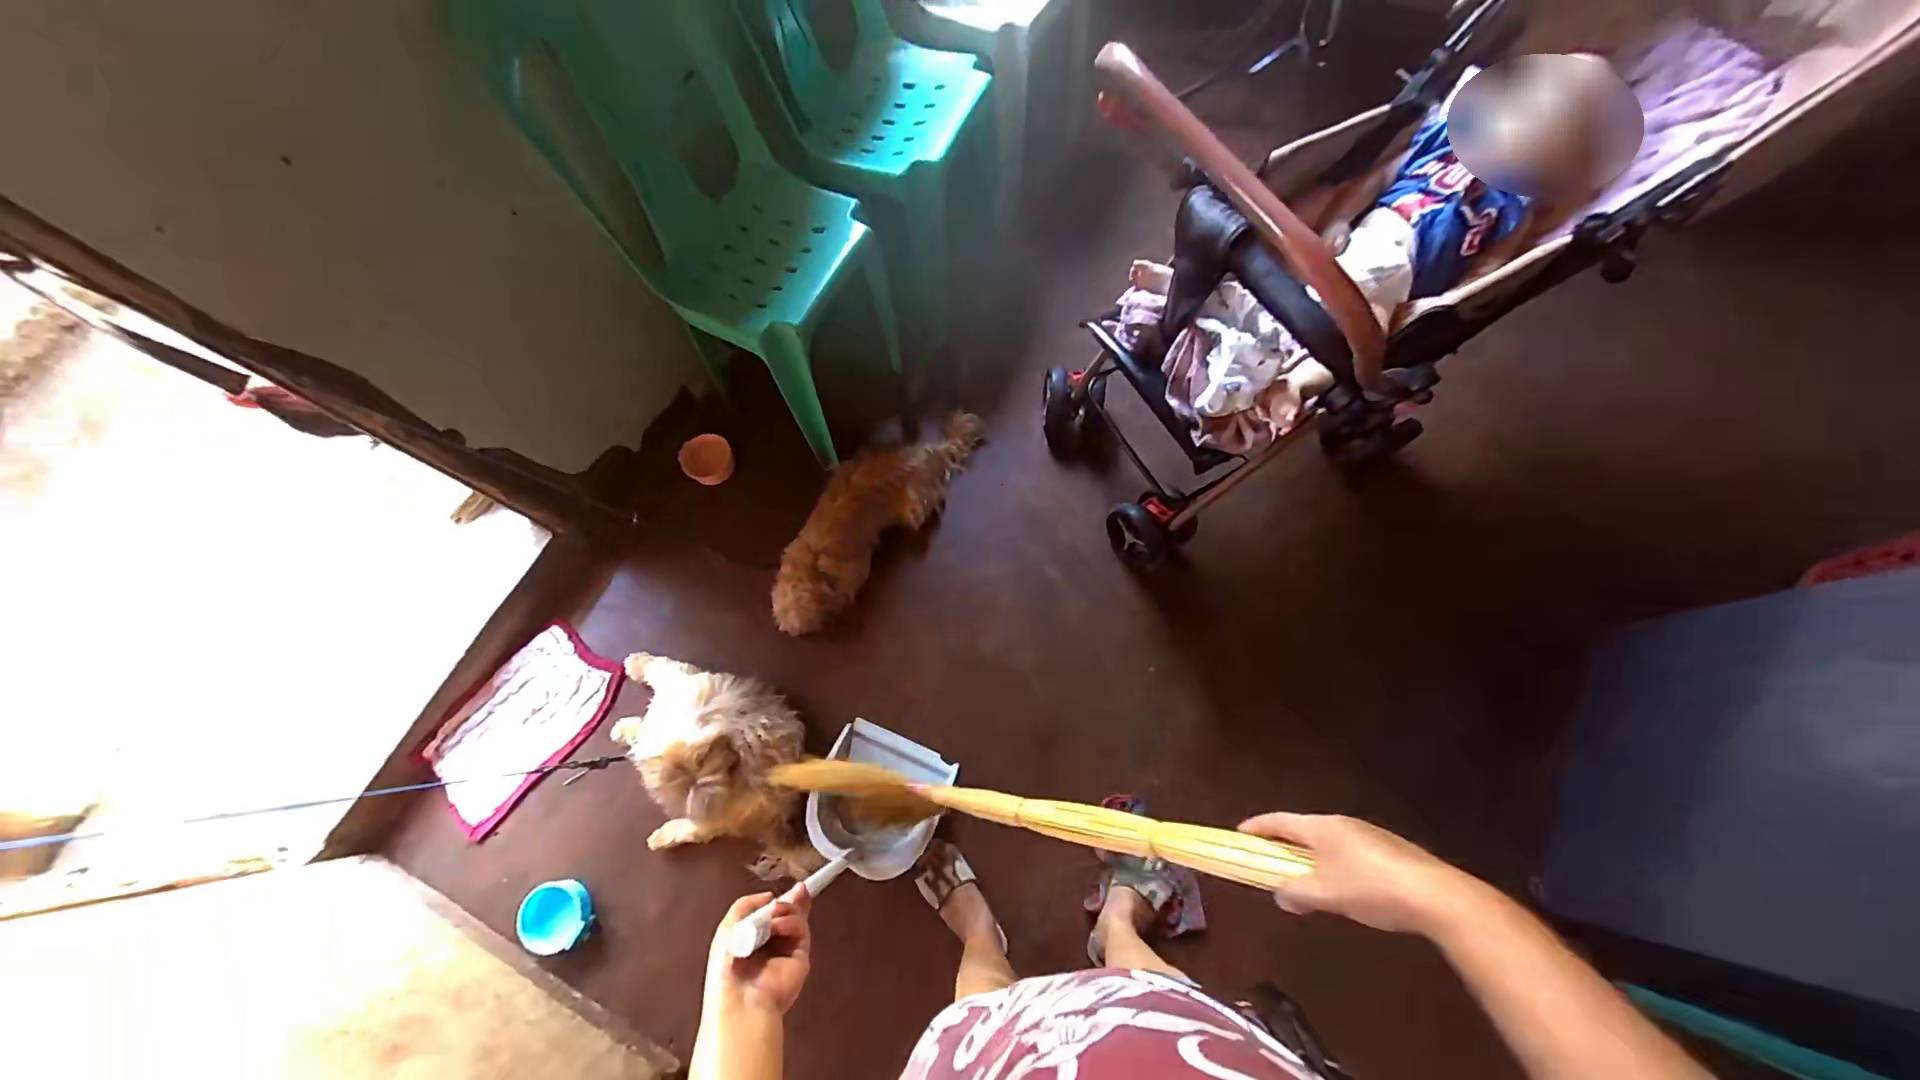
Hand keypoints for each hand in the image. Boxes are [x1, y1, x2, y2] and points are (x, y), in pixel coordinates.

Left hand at [704, 889, 812, 1016]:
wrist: (742, 1001)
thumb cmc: (726, 968)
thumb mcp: (726, 931)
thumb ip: (744, 906)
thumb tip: (769, 896)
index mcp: (751, 940)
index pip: (768, 915)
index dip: (774, 901)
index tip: (778, 891)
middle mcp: (771, 945)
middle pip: (788, 914)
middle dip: (791, 900)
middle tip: (797, 890)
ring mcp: (787, 950)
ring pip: (795, 918)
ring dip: (786, 909)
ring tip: (775, 913)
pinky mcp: (801, 956)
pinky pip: (800, 930)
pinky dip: (791, 922)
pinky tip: (779, 926)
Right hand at [1238, 812, 1485, 934]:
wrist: (1438, 898)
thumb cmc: (1370, 889)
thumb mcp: (1325, 896)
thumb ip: (1295, 893)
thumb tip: (1280, 895)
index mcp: (1320, 827)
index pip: (1278, 821)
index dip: (1257, 827)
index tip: (1240, 834)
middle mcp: (1342, 824)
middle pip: (1303, 829)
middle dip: (1285, 844)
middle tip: (1272, 860)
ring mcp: (1370, 835)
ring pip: (1329, 841)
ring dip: (1312, 856)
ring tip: (1309, 879)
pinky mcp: (1392, 851)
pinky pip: (1351, 852)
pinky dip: (1337, 863)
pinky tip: (1349, 888)